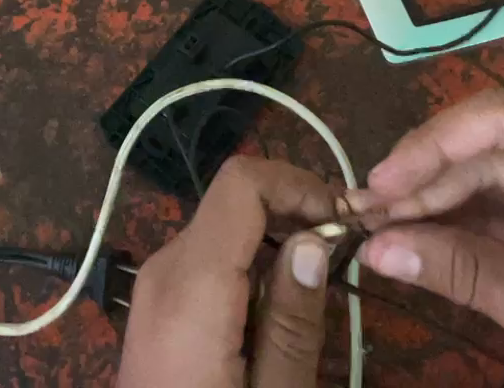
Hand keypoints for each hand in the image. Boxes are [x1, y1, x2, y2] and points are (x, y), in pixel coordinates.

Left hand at [118, 156, 339, 387]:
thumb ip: (292, 320)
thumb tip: (315, 239)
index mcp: (190, 283)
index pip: (240, 183)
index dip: (296, 184)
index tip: (343, 221)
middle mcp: (166, 264)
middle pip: (234, 200)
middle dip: (294, 210)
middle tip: (345, 253)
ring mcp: (157, 280)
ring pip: (226, 224)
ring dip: (277, 236)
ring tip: (320, 282)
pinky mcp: (160, 299)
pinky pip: (211, 254)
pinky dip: (252, 260)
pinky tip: (280, 304)